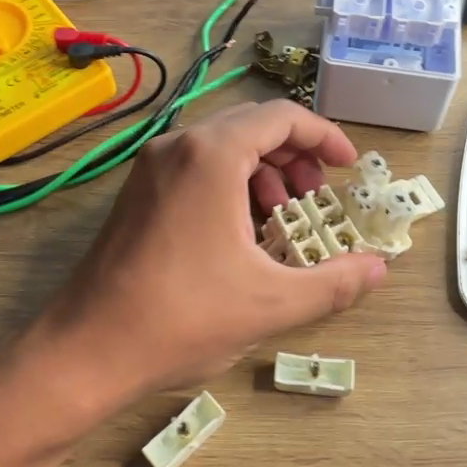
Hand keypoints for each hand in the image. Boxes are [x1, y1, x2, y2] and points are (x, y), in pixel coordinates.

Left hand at [30, 101, 385, 403]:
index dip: (324, 136)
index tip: (348, 167)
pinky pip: (196, 166)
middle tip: (316, 198)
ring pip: (222, 146)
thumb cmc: (183, 317)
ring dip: (262, 171)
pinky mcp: (138, 191)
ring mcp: (152, 166)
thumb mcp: (271, 302)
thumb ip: (334, 281)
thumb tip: (379, 268)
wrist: (88, 348)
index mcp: (212, 154)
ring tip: (281, 218)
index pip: (282, 117)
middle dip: (294, 156)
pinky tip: (241, 233)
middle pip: (252, 125)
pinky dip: (230, 184)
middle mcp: (179, 145)